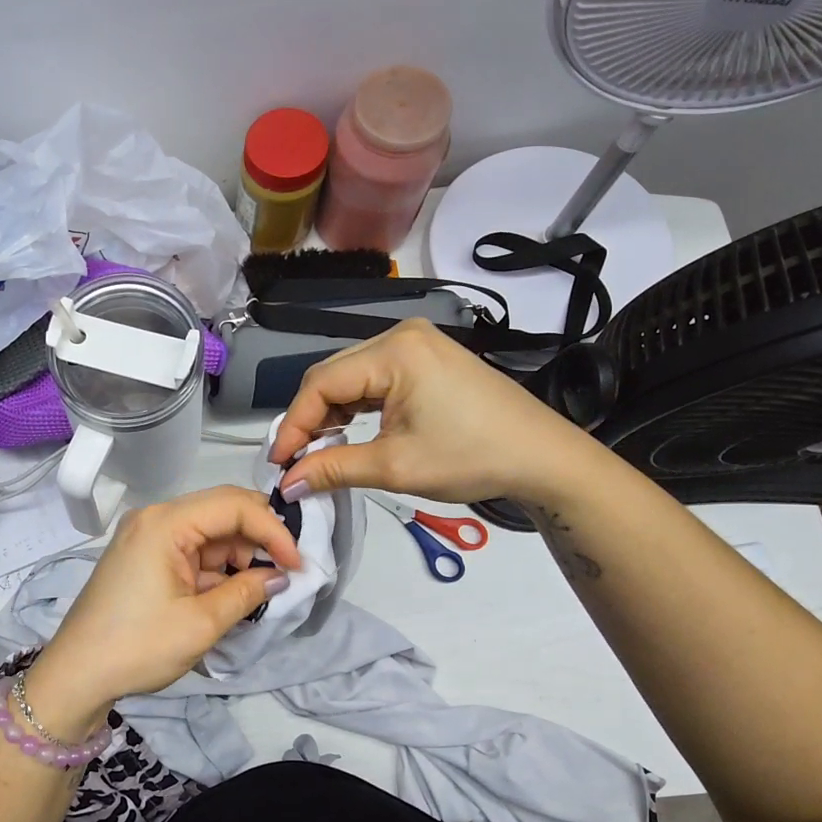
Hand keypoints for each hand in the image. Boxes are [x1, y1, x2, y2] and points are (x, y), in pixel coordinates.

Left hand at [24, 486, 302, 733]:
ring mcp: (147, 539)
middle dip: (259, 542)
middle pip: (222, 514)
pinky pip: (192, 554)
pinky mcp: (145, 560)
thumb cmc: (137, 647)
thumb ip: (247, 593)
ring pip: (210, 536)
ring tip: (265, 592)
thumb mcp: (201, 624)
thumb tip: (281, 577)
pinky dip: (218, 572)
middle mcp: (154, 519)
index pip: (234, 504)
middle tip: (289, 574)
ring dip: (240, 560)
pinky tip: (238, 595)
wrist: (77, 676)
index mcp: (164, 523)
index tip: (298, 565)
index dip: (273, 529)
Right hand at [268, 319, 610, 505]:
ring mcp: (417, 345)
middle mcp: (401, 336)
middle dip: (309, 418)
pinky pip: (374, 379)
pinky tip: (348, 433)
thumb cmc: (471, 458)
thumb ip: (334, 468)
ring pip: (351, 376)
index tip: (278, 465)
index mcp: (394, 351)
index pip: (321, 383)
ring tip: (319, 452)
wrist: (543, 457)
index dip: (293, 425)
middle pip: (332, 374)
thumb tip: (286, 485)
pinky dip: (355, 407)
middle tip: (295, 461)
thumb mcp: (396, 466)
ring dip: (330, 413)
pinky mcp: (427, 360)